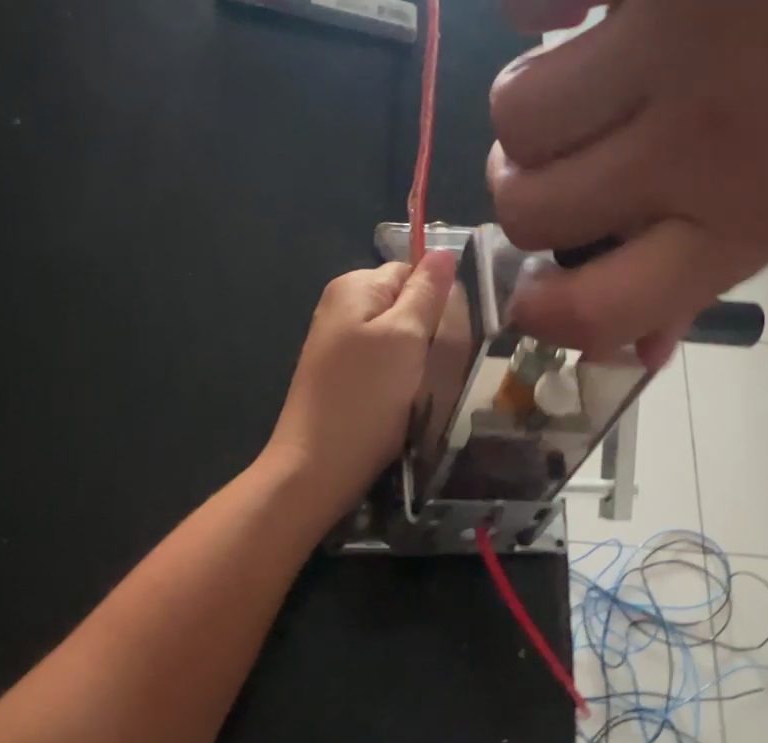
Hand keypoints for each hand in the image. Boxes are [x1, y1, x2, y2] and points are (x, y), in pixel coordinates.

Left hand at [263, 251, 457, 512]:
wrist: (319, 465)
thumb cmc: (367, 398)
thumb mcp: (406, 337)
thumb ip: (427, 293)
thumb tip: (444, 251)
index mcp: (354, 286)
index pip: (412, 272)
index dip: (437, 300)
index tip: (448, 337)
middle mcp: (339, 306)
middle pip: (404, 306)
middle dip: (426, 333)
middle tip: (434, 368)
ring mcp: (336, 344)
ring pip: (396, 339)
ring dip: (415, 361)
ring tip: (419, 390)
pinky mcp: (338, 377)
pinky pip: (381, 365)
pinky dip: (397, 380)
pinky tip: (400, 403)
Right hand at [488, 0, 767, 358]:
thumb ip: (705, 283)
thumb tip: (634, 352)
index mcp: (737, 219)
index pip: (600, 305)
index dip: (544, 315)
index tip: (530, 299)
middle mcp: (694, 142)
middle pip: (533, 207)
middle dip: (525, 203)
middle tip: (551, 180)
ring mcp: (670, 39)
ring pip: (518, 112)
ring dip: (527, 123)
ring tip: (566, 102)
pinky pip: (533, 4)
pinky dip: (536, 17)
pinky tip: (569, 21)